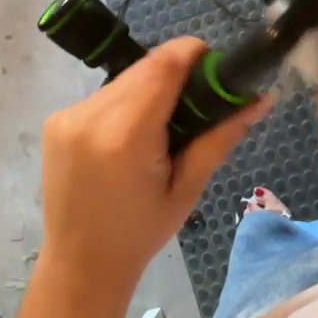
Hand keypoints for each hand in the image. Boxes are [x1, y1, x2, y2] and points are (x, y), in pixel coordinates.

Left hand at [38, 37, 271, 300]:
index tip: (216, 67)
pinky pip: (103, 96)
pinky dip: (125, 104)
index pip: (164, 64)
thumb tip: (261, 98)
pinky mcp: (56, 120)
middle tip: (199, 104)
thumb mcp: (188, 188)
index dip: (194, 53)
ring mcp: (67, 115)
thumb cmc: (141, 233)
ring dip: (150, 89)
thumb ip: (221, 136)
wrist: (80, 264)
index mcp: (125, 135)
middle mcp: (89, 115)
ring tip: (163, 128)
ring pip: (124, 79)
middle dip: (176, 75)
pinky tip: (131, 138)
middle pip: (145, 68)